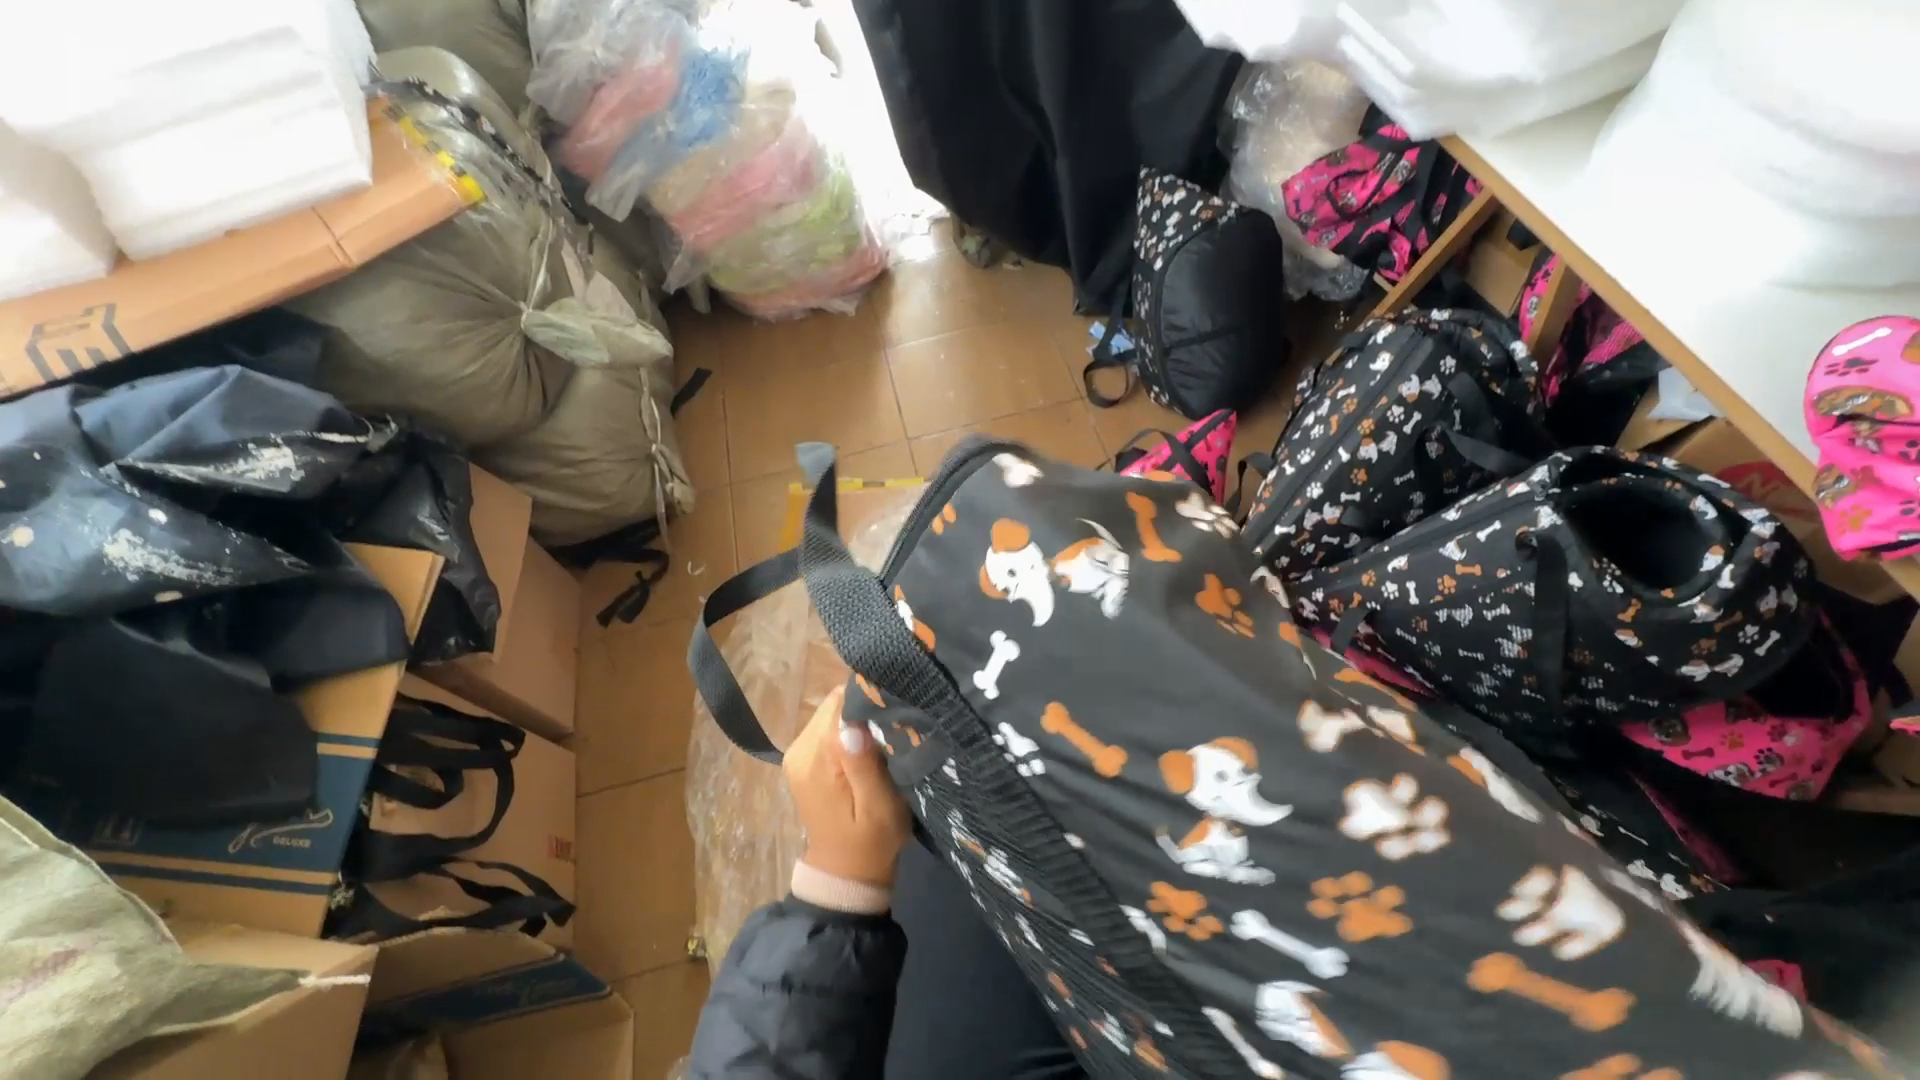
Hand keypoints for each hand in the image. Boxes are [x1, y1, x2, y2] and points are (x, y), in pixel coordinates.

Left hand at [785, 683, 911, 887]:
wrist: (845, 873)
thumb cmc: (870, 842)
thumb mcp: (877, 807)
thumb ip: (863, 765)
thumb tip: (851, 726)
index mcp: (816, 760)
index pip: (840, 704)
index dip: (869, 702)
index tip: (895, 712)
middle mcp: (800, 749)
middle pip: (835, 705)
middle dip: (864, 710)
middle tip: (893, 729)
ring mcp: (798, 752)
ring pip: (832, 712)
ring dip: (858, 721)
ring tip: (883, 738)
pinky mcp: (803, 757)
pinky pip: (829, 726)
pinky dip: (850, 730)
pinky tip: (869, 748)